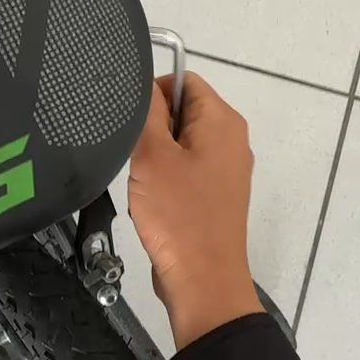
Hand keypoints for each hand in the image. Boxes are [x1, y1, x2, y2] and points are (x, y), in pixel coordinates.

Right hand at [127, 73, 263, 348]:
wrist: (202, 279)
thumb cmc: (178, 214)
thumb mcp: (152, 156)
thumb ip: (147, 113)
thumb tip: (147, 86)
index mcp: (222, 122)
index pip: (184, 80)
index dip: (152, 92)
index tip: (128, 122)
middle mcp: (231, 141)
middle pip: (182, 113)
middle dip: (151, 130)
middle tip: (133, 155)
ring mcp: (225, 171)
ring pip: (178, 145)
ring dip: (153, 159)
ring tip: (141, 183)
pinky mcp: (215, 197)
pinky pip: (183, 173)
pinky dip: (163, 181)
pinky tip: (150, 203)